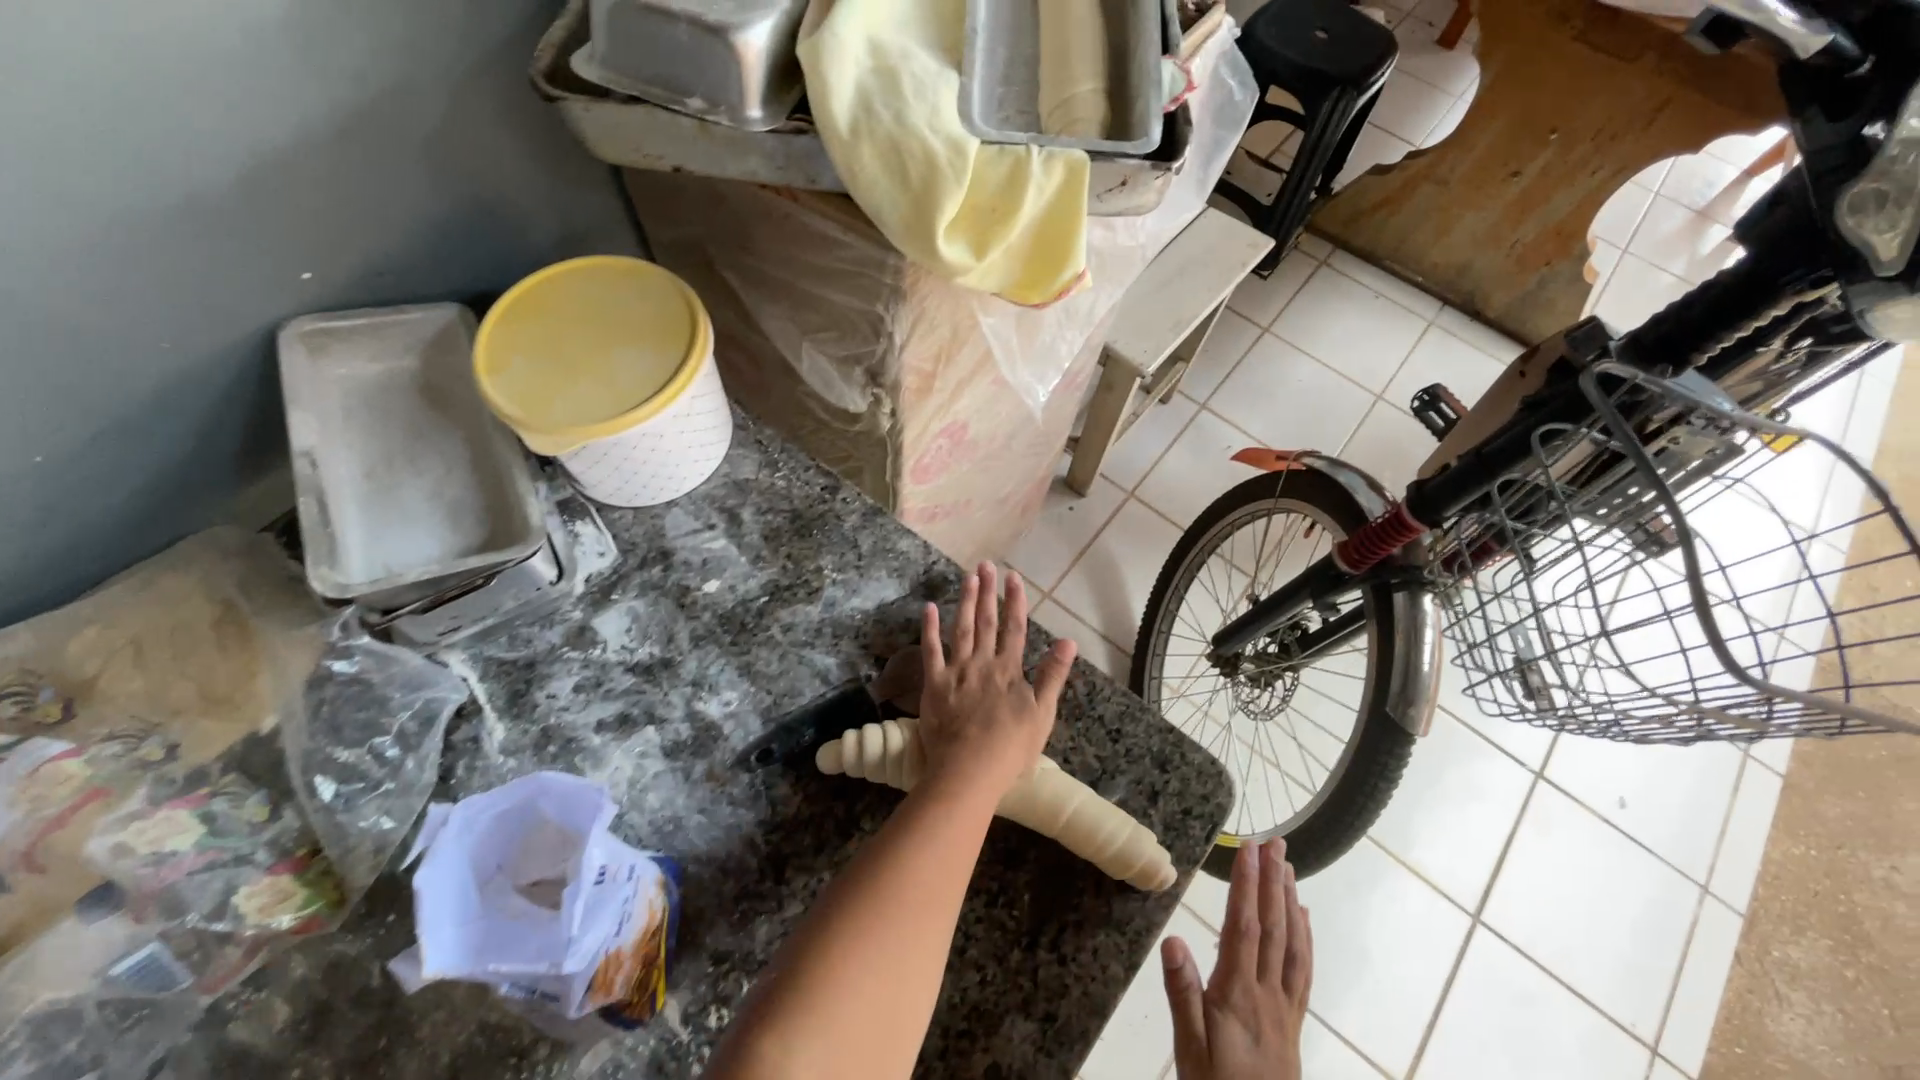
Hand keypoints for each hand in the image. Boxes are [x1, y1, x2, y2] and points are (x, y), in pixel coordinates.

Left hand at [916, 562, 1075, 799]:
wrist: (970, 769)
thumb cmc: (1011, 748)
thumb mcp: (1043, 714)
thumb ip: (1053, 675)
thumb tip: (1069, 642)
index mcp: (1010, 671)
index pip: (1015, 629)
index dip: (1016, 602)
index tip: (1015, 578)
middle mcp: (983, 663)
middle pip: (987, 622)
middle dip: (989, 592)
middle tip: (987, 565)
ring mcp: (957, 672)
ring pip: (962, 629)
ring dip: (965, 601)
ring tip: (967, 577)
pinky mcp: (934, 684)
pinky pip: (931, 651)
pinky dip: (930, 629)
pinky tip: (930, 608)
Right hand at [1161, 839, 1313, 1079]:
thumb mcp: (1189, 1049)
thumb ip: (1183, 994)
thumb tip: (1173, 941)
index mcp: (1237, 994)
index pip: (1244, 929)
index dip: (1247, 887)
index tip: (1248, 851)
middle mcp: (1267, 993)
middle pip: (1274, 929)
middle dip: (1273, 883)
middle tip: (1275, 843)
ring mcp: (1285, 1007)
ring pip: (1293, 945)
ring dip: (1291, 903)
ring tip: (1289, 869)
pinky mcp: (1293, 1021)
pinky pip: (1303, 970)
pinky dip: (1304, 939)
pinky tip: (1303, 921)